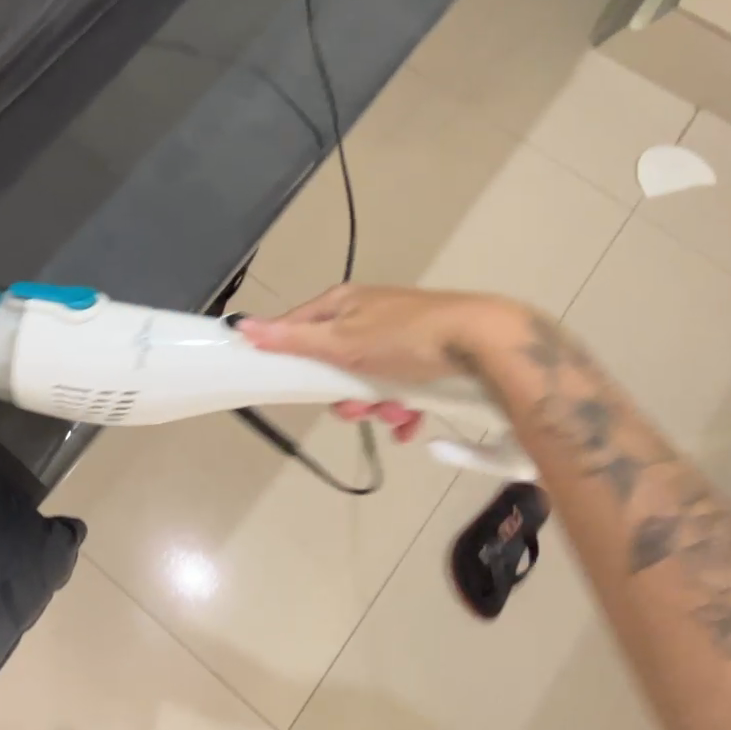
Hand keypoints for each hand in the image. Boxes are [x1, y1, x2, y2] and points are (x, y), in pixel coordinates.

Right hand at [236, 285, 526, 438]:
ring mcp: (404, 334)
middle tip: (353, 412)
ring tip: (393, 420)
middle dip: (343, 393)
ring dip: (376, 406)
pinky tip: (412, 427)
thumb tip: (240, 326)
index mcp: (344, 302)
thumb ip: (290, 338)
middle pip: (336, 359)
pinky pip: (406, 386)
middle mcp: (371, 313)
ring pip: (371, 377)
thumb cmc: (406, 338)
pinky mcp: (435, 356)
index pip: (298, 324)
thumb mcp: (340, 341)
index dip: (290, 354)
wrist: (490, 343)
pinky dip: (405, 408)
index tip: (292, 383)